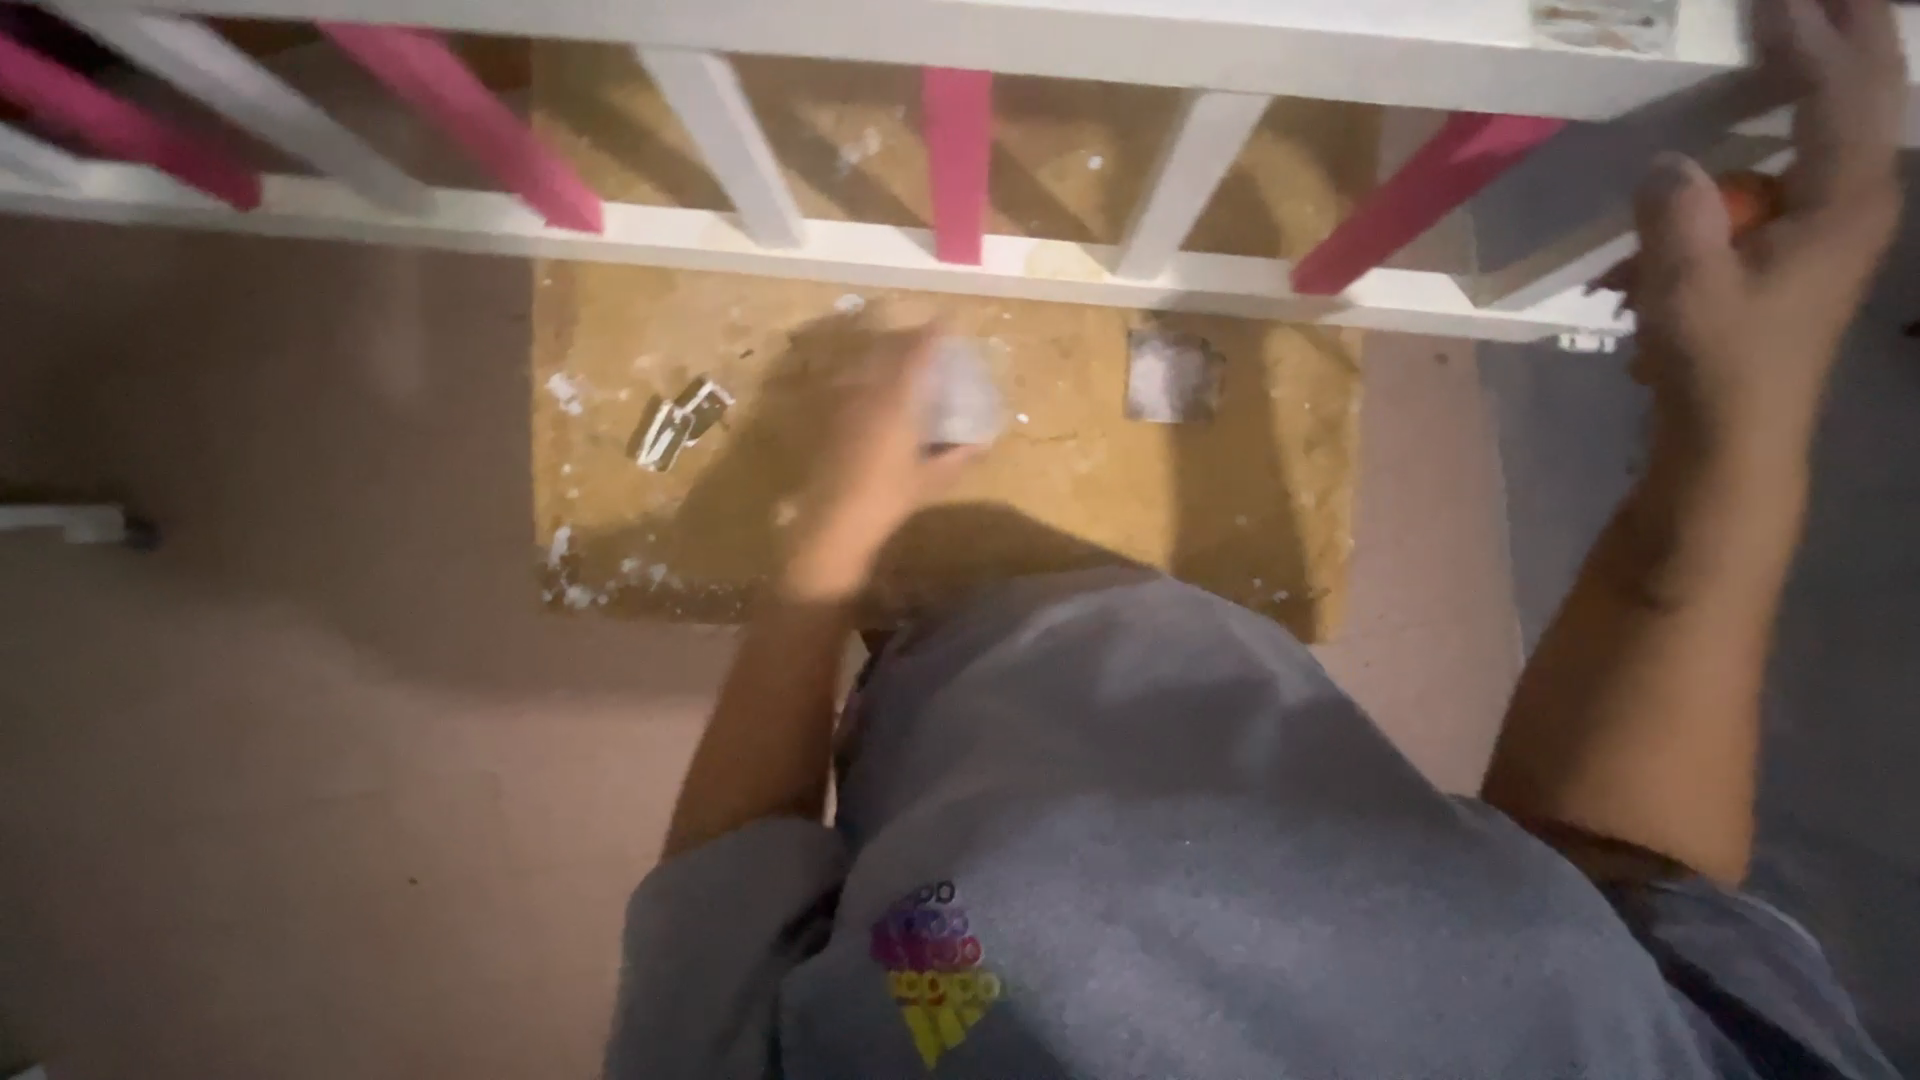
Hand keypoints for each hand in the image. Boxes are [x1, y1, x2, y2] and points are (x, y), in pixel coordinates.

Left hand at [780, 321, 979, 600]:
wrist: (836, 518)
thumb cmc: (890, 497)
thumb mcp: (932, 479)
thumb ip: (958, 456)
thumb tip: (982, 443)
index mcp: (898, 401)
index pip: (918, 355)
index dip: (932, 334)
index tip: (946, 319)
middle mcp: (870, 393)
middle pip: (888, 350)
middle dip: (907, 339)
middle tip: (924, 338)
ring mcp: (845, 403)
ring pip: (866, 363)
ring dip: (884, 353)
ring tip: (897, 356)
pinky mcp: (830, 418)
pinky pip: (850, 383)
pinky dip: (864, 375)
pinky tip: (869, 387)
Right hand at [1630, 0, 1904, 457]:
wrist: (1736, 431)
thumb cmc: (1718, 362)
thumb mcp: (1685, 288)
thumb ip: (1676, 216)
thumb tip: (1665, 160)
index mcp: (1844, 202)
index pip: (1838, 95)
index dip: (1810, 40)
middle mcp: (1857, 202)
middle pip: (1864, 98)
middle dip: (1845, 38)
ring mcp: (1833, 230)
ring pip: (1832, 136)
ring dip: (1810, 91)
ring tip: (1789, 48)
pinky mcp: (1800, 254)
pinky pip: (1788, 181)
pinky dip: (1760, 160)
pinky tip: (1710, 173)